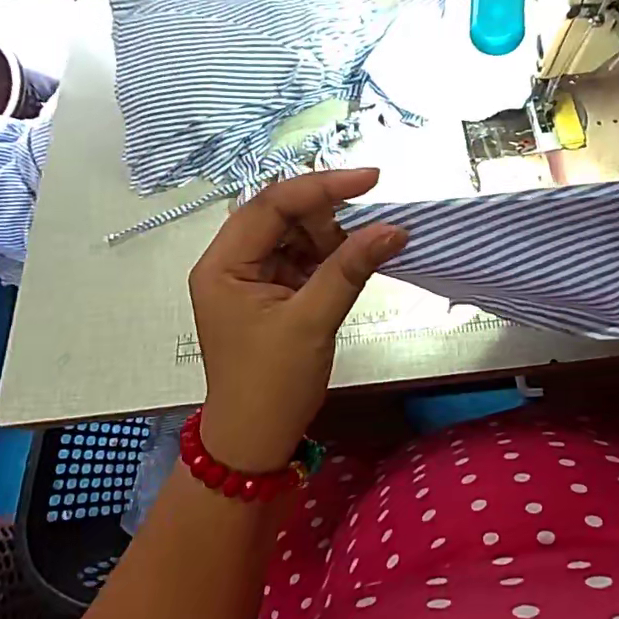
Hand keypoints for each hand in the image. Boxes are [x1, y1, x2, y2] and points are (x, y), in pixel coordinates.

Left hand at [188, 169, 406, 471]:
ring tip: (362, 254)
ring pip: (297, 235)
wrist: (256, 440)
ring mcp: (253, 277)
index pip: (271, 205)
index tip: (371, 177)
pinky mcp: (273, 292)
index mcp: (223, 264)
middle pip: (283, 216)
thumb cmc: (272, 384)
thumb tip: (394, 229)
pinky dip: (331, 258)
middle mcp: (232, 262)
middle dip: (328, 217)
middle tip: (371, 229)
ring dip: (333, 238)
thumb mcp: (312, 322)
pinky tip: (354, 263)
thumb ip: (350, 269)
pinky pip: (304, 259)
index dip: (322, 186)